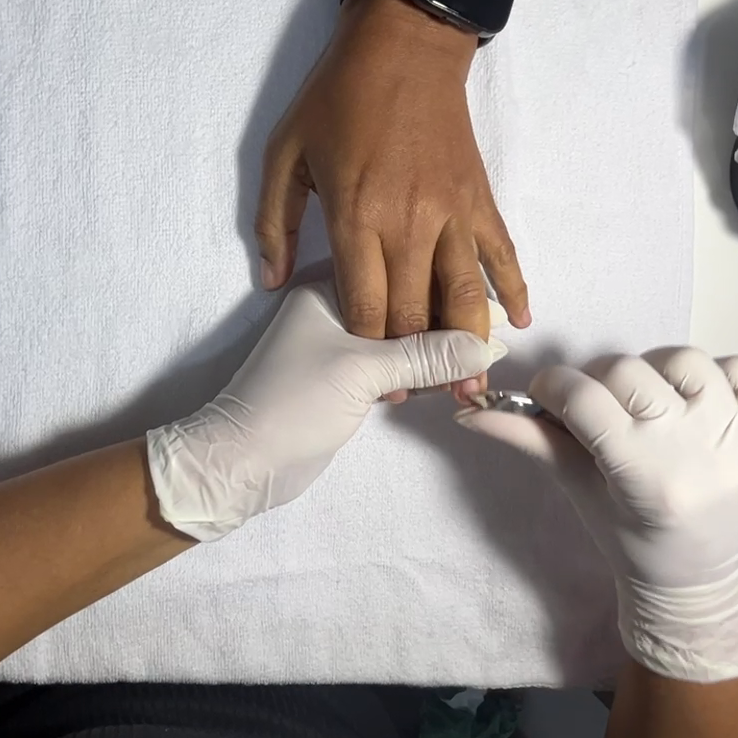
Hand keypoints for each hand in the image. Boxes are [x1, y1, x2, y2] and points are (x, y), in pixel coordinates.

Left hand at [148, 283, 506, 540]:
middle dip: (447, 334)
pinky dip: (416, 376)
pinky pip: (392, 366)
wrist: (244, 459)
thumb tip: (485, 347)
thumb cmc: (295, 401)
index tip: (493, 322)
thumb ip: (424, 354)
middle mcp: (337, 308)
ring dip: (435, 359)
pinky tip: (442, 388)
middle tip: (485, 360)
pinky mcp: (345, 377)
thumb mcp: (362, 372)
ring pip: (403, 340)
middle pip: (408, 308)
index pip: (403, 277)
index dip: (448, 300)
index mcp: (331, 288)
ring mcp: (341, 344)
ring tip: (468, 381)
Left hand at [255, 0, 529, 396]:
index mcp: (355, 218)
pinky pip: (502, 252)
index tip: (372, 379)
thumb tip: (272, 283)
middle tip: (418, 395)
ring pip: (466, 295)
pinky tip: (521, 320)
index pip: (367, 308)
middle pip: (416, 313)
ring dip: (468, 345)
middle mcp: (408, 225)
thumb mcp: (283, 154)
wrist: (403, 45)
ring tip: (470, 384)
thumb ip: (275, 224)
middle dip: (416, 362)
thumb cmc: (336, 100)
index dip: (370, 353)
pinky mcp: (479, 197)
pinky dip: (515, 288)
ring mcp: (451, 213)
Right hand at [458, 349, 737, 682]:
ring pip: (686, 359)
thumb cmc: (625, 534)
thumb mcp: (573, 486)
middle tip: (601, 409)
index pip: (583, 396)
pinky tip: (698, 412)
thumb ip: (525, 439)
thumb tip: (467, 410)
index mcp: (645, 475)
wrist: (700, 576)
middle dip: (601, 382)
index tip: (550, 397)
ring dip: (657, 375)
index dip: (554, 387)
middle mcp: (701, 454)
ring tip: (653, 407)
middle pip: (629, 371)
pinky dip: (713, 380)